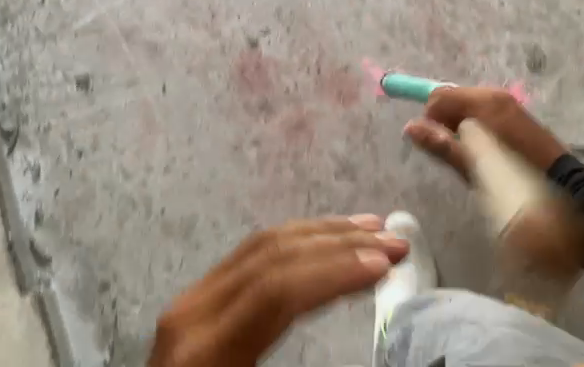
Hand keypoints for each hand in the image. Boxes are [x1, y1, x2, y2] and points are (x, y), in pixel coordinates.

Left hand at [149, 216, 409, 366]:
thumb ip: (306, 362)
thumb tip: (374, 350)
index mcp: (207, 350)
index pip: (276, 289)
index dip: (334, 271)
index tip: (384, 264)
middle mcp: (193, 312)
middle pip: (270, 257)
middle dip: (337, 244)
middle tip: (393, 242)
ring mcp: (190, 301)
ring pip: (258, 248)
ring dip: (319, 235)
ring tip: (368, 229)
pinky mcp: (194, 303)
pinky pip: (247, 260)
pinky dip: (292, 247)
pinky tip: (320, 246)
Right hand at [404, 85, 568, 176]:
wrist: (566, 188)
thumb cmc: (516, 177)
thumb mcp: (474, 166)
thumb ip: (442, 145)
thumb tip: (410, 127)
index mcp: (484, 102)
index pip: (440, 96)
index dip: (430, 118)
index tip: (436, 144)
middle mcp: (494, 94)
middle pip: (452, 97)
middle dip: (444, 120)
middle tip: (452, 151)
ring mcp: (507, 102)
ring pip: (467, 104)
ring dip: (460, 124)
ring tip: (469, 153)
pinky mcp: (515, 112)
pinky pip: (483, 110)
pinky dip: (475, 124)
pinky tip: (484, 148)